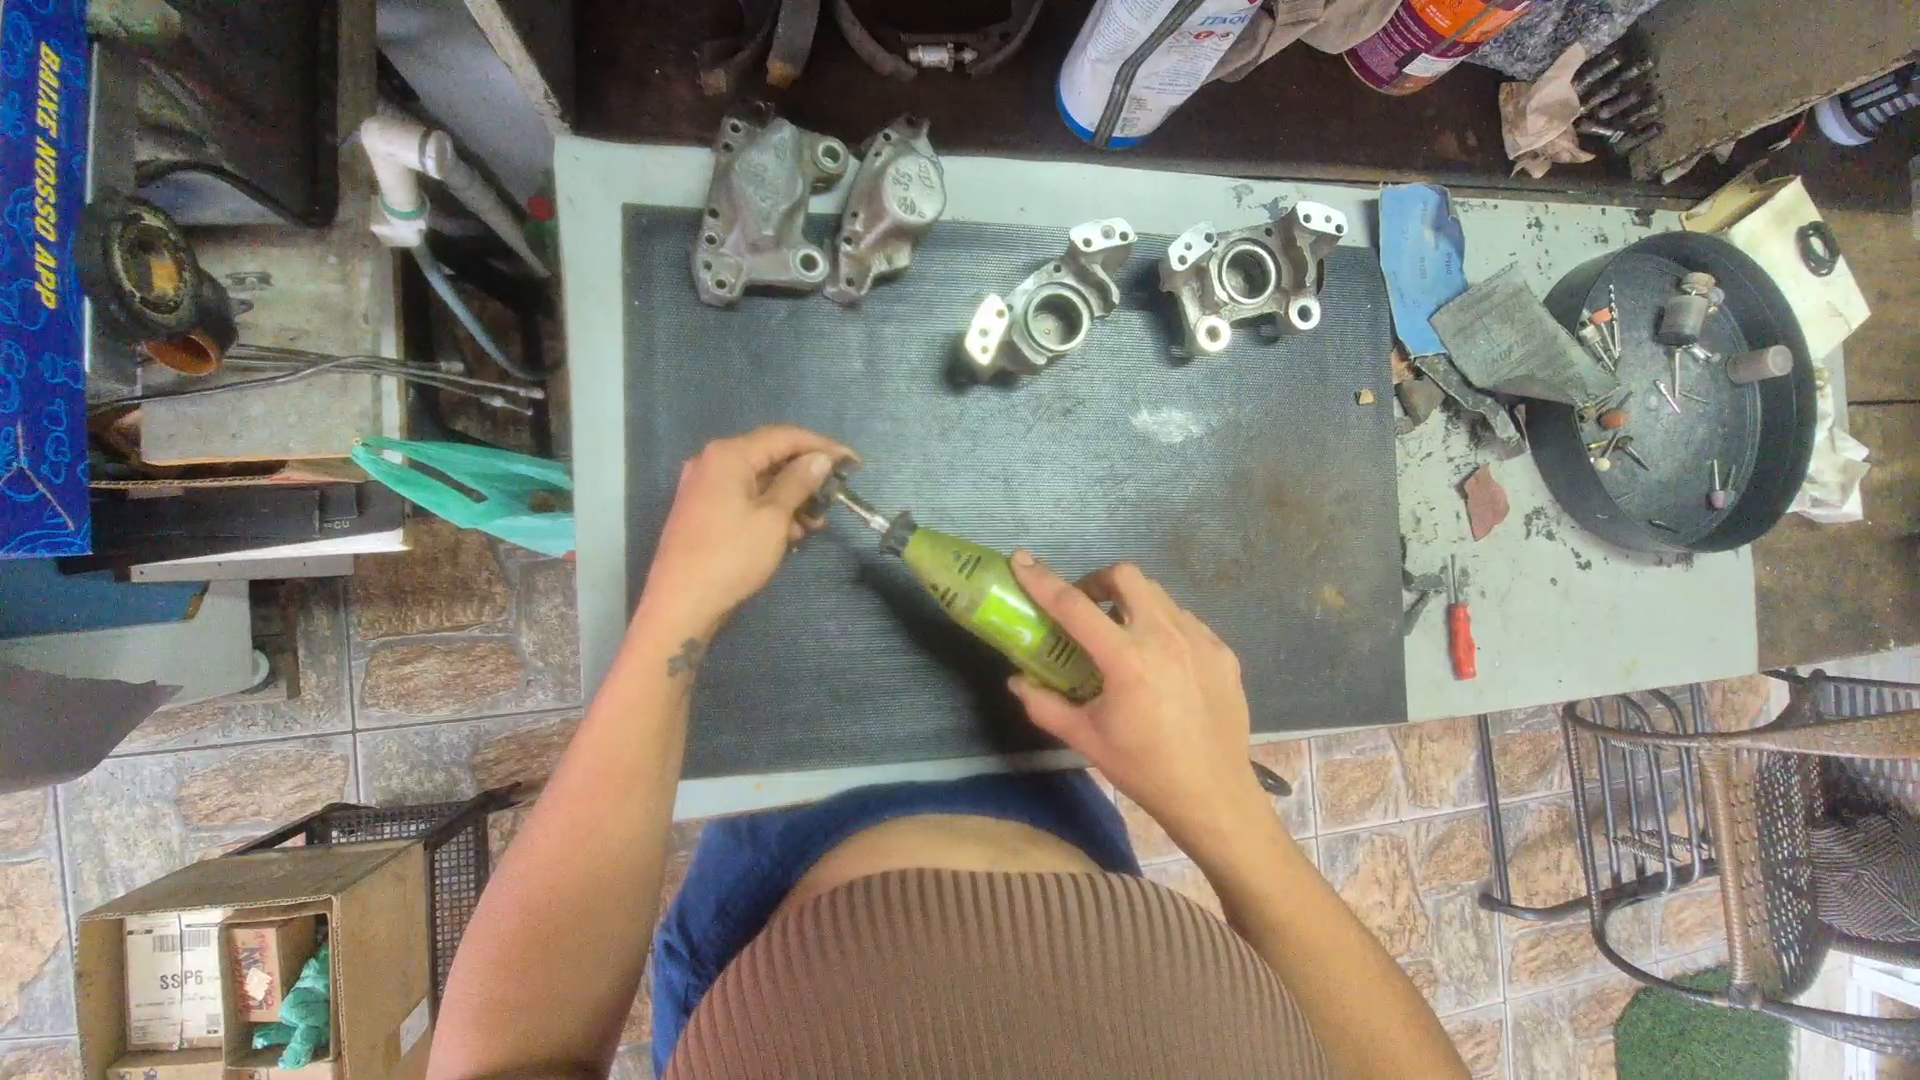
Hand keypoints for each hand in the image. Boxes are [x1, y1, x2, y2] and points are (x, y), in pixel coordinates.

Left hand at [637, 425, 853, 634]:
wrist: (681, 604)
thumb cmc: (731, 557)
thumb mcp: (773, 519)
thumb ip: (798, 483)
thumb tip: (820, 458)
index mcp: (728, 455)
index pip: (784, 437)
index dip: (822, 447)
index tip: (854, 463)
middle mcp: (712, 462)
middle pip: (771, 457)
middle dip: (806, 476)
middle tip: (836, 497)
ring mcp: (705, 487)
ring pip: (760, 481)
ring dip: (791, 498)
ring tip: (816, 523)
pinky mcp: (704, 511)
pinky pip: (746, 498)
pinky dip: (771, 510)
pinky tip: (791, 533)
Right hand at [1007, 552, 1268, 852]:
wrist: (1214, 795)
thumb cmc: (1143, 769)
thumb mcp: (1085, 739)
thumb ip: (1044, 705)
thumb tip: (1017, 680)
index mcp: (1127, 659)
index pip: (1074, 605)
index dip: (1042, 580)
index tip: (1022, 559)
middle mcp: (1166, 637)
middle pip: (1126, 576)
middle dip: (1098, 581)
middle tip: (1087, 609)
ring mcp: (1200, 640)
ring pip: (1158, 595)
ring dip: (1132, 604)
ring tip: (1124, 637)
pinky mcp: (1223, 652)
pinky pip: (1185, 620)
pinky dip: (1162, 626)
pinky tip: (1160, 662)